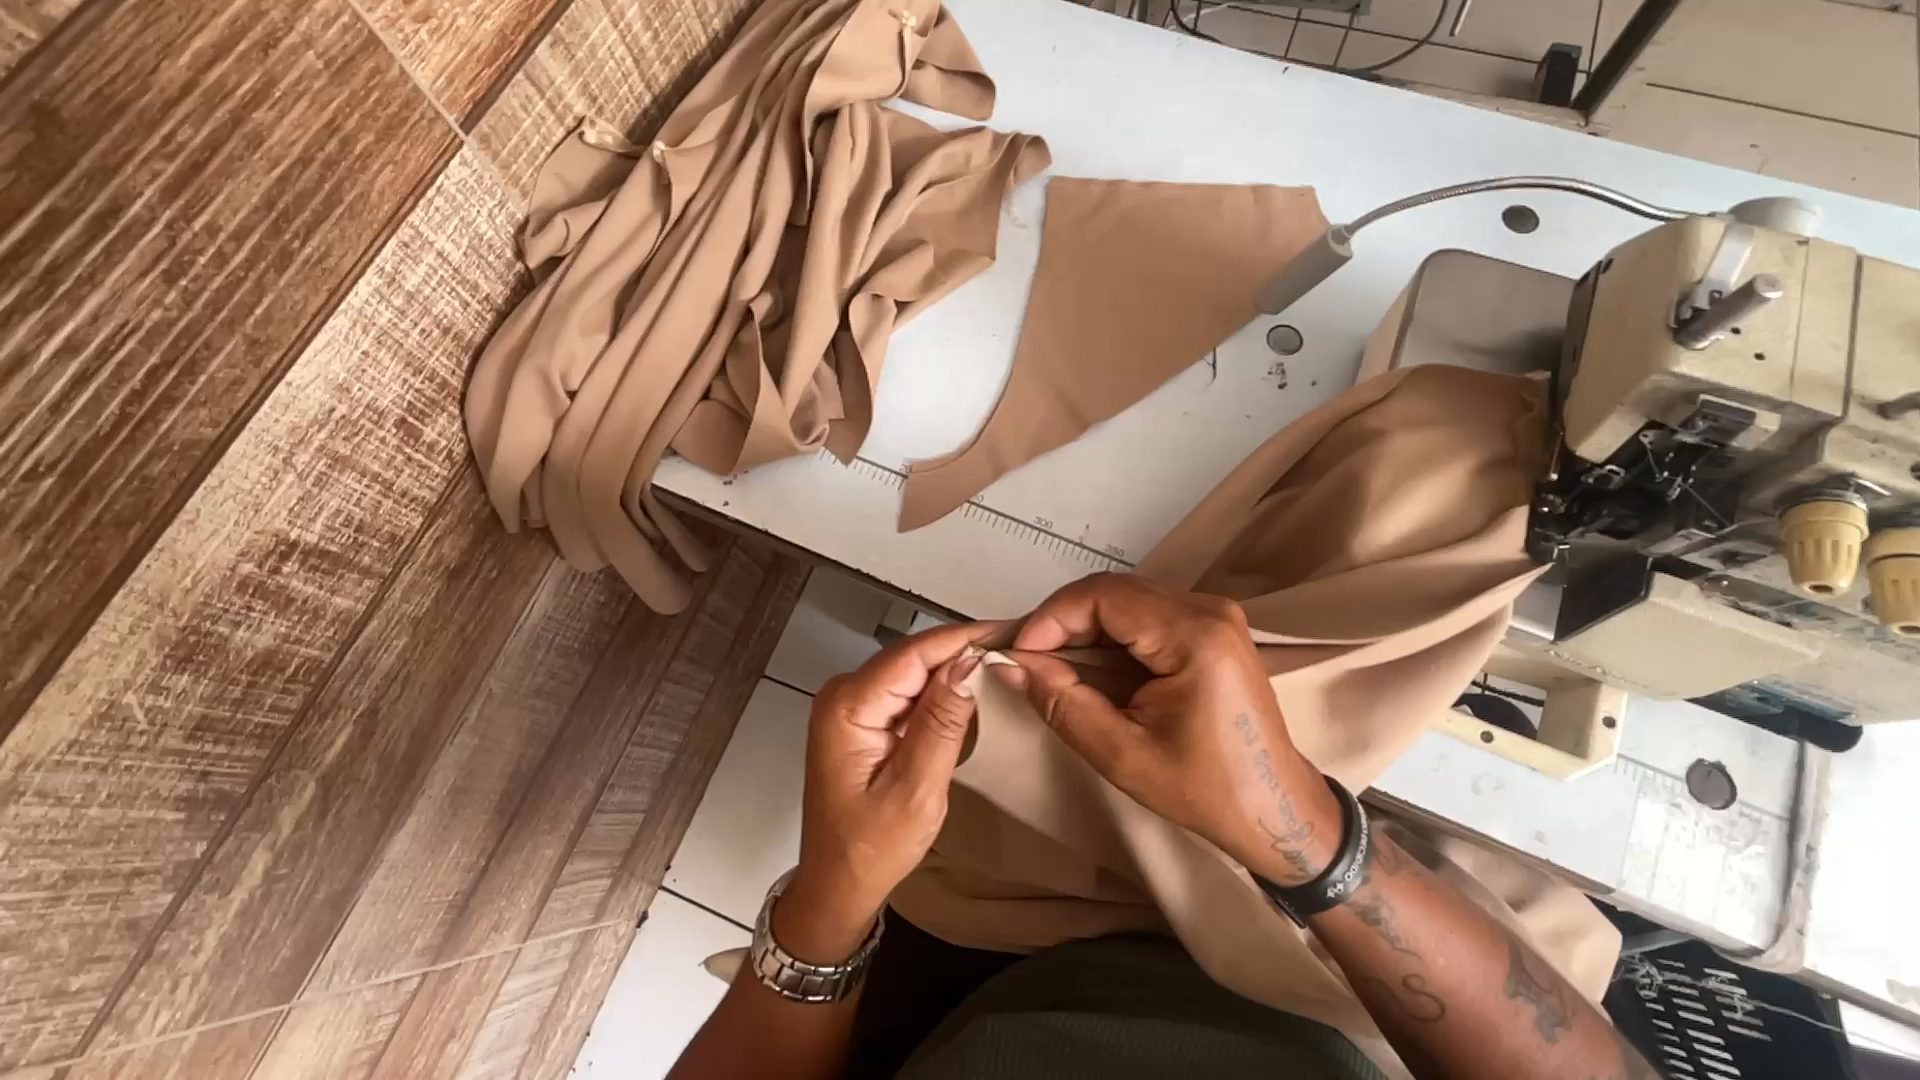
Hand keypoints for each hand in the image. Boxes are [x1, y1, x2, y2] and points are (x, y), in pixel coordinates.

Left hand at [777, 620, 997, 962]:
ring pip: (912, 670)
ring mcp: (851, 705)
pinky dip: (940, 687)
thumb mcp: (916, 790)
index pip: (913, 654)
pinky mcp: (863, 718)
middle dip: (962, 647)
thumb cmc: (872, 848)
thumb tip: (969, 664)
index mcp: (848, 707)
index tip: (1010, 628)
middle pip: (912, 656)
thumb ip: (942, 723)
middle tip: (1015, 642)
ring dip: (954, 665)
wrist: (837, 884)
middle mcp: (844, 694)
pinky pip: (907, 690)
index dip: (963, 637)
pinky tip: (971, 686)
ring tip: (1002, 656)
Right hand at [993, 573, 1342, 884]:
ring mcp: (1214, 614)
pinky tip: (1091, 666)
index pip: (1102, 595)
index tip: (1019, 656)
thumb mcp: (1121, 754)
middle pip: (1113, 591)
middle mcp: (1208, 609)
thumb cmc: (1204, 789)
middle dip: (1062, 622)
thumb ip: (1061, 702)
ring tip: (1053, 666)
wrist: (1275, 806)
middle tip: (1029, 662)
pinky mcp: (1212, 626)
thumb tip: (1010, 664)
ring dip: (1083, 627)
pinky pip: (1145, 613)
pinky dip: (1109, 634)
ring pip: (1126, 599)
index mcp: (1194, 636)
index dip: (1050, 619)